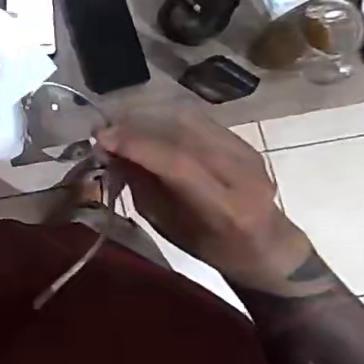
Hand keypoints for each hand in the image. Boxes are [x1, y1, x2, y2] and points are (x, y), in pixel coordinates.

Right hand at [97, 110, 317, 293]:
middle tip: (103, 131)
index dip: (134, 144)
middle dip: (134, 127)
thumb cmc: (206, 243)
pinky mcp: (244, 143)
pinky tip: (146, 127)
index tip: (99, 138)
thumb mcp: (163, 221)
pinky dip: (165, 120)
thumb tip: (109, 151)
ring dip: (147, 119)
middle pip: (180, 134)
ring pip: (188, 122)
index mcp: (223, 206)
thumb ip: (139, 183)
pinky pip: (198, 122)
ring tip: (120, 127)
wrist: (264, 244)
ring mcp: (247, 155)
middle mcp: (242, 174)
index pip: (176, 161)